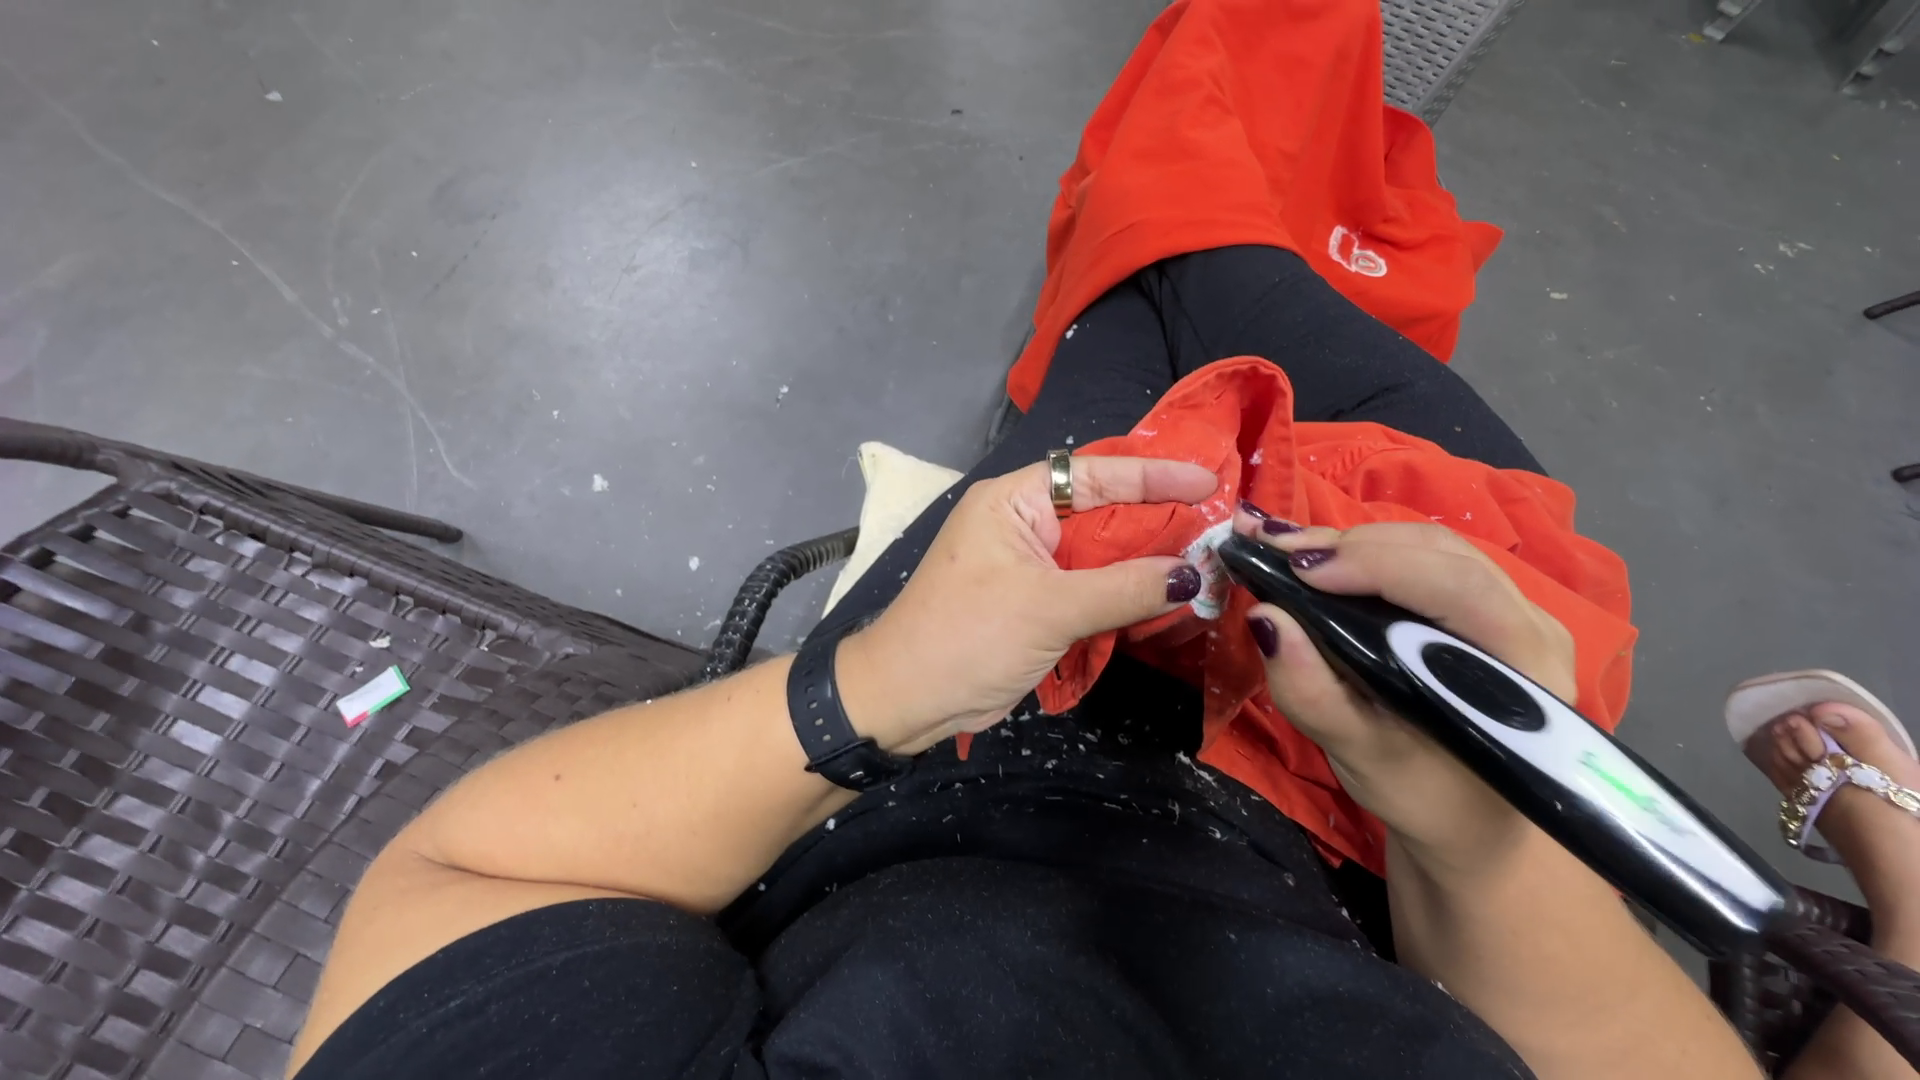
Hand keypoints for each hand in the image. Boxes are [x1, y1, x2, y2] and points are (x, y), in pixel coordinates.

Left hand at [837, 456, 1218, 755]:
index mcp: (1014, 501)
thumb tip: (1194, 574)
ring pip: (1102, 554)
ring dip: (1148, 563)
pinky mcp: (1037, 603)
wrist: (906, 699)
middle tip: (1221, 529)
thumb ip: (1124, 588)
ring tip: (1210, 564)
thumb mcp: (1048, 608)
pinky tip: (1171, 599)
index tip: (1210, 480)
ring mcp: (1031, 565)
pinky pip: (1093, 588)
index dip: (1154, 474)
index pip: (1094, 473)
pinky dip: (1128, 595)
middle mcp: (1023, 523)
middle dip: (1159, 521)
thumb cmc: (966, 637)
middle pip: (1104, 512)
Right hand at [1238, 514, 1578, 876]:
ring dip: (1351, 543)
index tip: (1297, 571)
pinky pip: (1422, 559)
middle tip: (1273, 552)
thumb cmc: (1426, 798)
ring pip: (1428, 546)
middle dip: (1350, 546)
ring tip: (1283, 552)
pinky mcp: (1480, 606)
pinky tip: (1315, 558)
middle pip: (1439, 553)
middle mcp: (1530, 624)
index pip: (1456, 585)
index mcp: (1521, 666)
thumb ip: (1314, 694)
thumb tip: (1265, 619)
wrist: (1470, 821)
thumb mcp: (1362, 757)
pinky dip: (1362, 552)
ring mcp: (1510, 609)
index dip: (1375, 565)